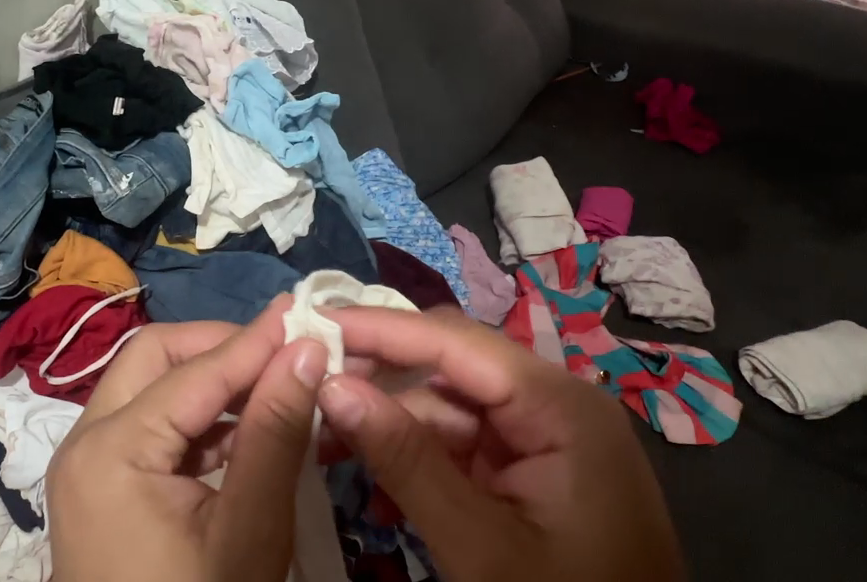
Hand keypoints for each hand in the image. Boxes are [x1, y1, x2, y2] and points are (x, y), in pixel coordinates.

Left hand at [47, 299, 328, 581]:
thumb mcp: (246, 532)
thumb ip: (275, 434)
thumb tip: (306, 349)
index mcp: (110, 450)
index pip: (194, 372)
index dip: (255, 341)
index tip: (305, 315)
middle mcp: (84, 440)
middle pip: (154, 357)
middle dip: (219, 346)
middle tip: (282, 353)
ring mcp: (85, 463)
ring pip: (147, 384)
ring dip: (208, 378)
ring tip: (272, 383)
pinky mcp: (98, 484)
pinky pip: (146, 423)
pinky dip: (193, 416)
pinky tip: (241, 429)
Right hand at [318, 307, 681, 580]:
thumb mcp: (481, 547)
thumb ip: (405, 460)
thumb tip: (330, 385)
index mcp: (559, 405)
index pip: (453, 341)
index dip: (379, 328)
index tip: (313, 320)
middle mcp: (555, 403)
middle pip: (449, 367)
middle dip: (379, 378)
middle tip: (307, 384)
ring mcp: (546, 437)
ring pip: (449, 407)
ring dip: (390, 426)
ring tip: (324, 442)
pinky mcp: (535, 470)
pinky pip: (464, 444)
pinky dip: (419, 459)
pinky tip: (376, 483)